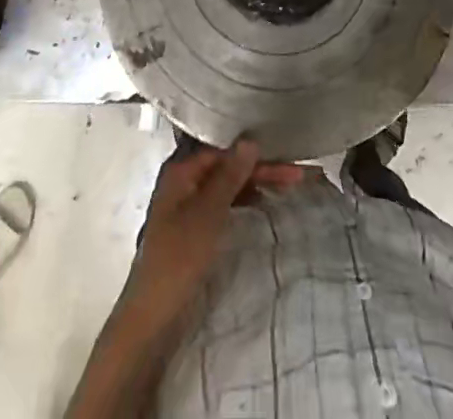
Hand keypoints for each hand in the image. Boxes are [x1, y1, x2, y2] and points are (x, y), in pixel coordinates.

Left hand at [122, 140, 301, 330]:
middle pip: (225, 165)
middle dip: (259, 168)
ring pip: (226, 183)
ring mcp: (187, 204)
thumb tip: (250, 141)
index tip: (285, 155)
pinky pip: (222, 201)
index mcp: (180, 171)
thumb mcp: (209, 212)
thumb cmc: (180, 256)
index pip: (223, 150)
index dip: (254, 152)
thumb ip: (229, 175)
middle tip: (296, 174)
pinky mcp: (193, 225)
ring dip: (254, 182)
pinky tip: (261, 201)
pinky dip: (242, 199)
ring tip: (288, 184)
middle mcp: (182, 181)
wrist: (156, 311)